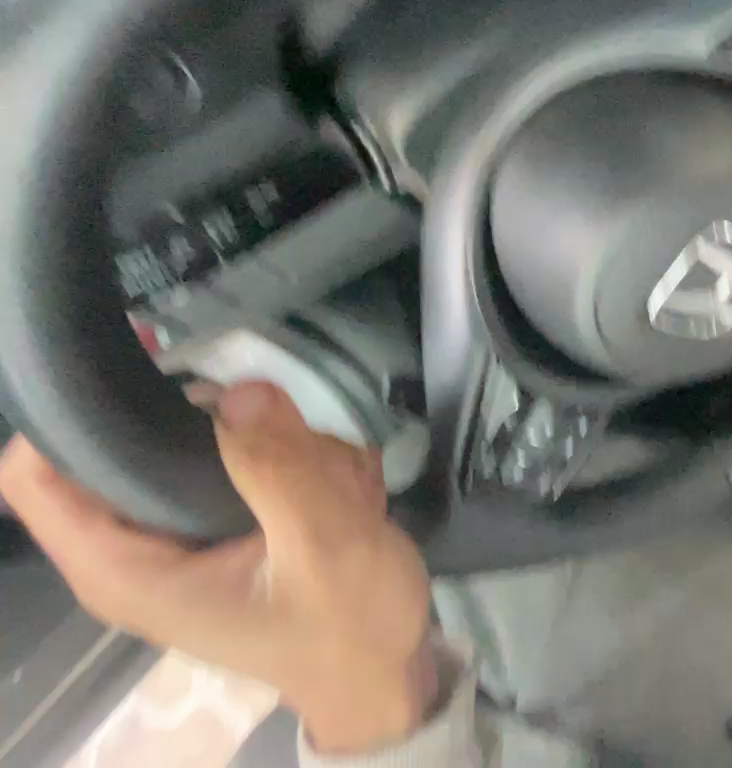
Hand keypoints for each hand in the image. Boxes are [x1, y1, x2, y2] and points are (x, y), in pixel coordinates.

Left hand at [0, 383, 434, 755]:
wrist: (390, 669)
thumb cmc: (347, 624)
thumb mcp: (325, 547)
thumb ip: (282, 470)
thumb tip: (240, 390)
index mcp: (128, 566)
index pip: (41, 478)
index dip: (78, 416)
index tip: (160, 363)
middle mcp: (150, 545)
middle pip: (156, 446)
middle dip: (242, 433)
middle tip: (310, 451)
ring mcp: (204, 534)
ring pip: (229, 449)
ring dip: (299, 454)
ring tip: (347, 491)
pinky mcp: (249, 527)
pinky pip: (271, 466)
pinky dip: (318, 468)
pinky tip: (354, 498)